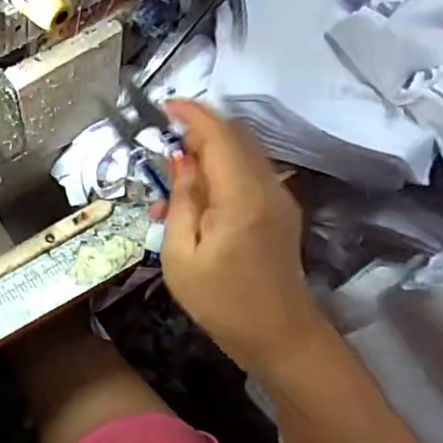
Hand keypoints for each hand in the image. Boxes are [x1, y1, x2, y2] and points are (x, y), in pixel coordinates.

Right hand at [159, 98, 324, 371]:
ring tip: (172, 175)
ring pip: (244, 152)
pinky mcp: (280, 210)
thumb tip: (181, 160)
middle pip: (236, 137)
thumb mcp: (180, 254)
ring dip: (209, 149)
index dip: (191, 115)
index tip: (163, 107)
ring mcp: (280, 198)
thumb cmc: (221, 302)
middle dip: (199, 128)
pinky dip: (221, 168)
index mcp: (242, 197)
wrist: (278, 335)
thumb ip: (181, 200)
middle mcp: (268, 187)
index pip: (219, 136)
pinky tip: (195, 194)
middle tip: (161, 140)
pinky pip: (249, 173)